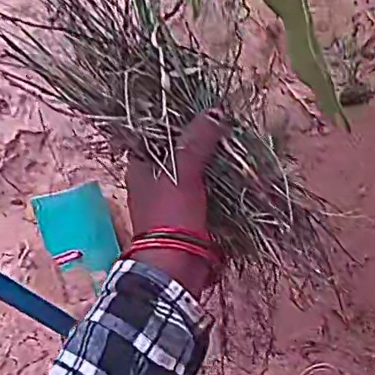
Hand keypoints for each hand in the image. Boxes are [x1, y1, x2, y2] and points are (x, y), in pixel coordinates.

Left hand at [125, 110, 227, 296]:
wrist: (177, 265)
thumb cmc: (171, 214)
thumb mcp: (183, 170)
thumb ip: (197, 139)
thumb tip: (217, 112)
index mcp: (139, 166)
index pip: (155, 131)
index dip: (176, 118)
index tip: (202, 109)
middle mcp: (151, 180)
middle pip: (177, 150)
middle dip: (200, 139)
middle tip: (224, 125)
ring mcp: (170, 198)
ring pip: (193, 169)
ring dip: (212, 160)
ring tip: (233, 144)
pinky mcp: (188, 213)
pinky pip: (205, 189)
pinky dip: (218, 181)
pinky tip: (235, 171)